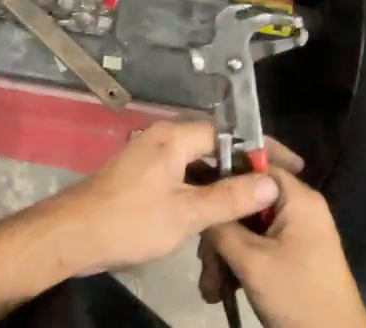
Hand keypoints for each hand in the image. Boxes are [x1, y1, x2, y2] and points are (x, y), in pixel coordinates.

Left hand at [44, 121, 280, 274]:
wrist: (75, 233)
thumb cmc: (131, 220)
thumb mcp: (186, 213)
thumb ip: (228, 198)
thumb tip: (270, 181)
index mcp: (173, 137)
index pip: (226, 132)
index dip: (259, 147)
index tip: (290, 164)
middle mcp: (163, 136)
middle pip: (212, 143)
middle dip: (243, 162)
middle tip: (276, 184)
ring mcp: (151, 154)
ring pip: (197, 159)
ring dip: (223, 177)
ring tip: (255, 199)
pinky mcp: (143, 173)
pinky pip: (183, 171)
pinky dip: (203, 185)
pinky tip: (219, 208)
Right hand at [200, 168, 365, 327]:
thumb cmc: (298, 297)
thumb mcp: (250, 260)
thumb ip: (220, 223)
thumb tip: (194, 195)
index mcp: (297, 198)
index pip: (253, 163)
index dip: (221, 172)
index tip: (194, 189)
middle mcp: (298, 208)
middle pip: (246, 201)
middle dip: (219, 231)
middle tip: (203, 262)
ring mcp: (296, 233)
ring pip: (247, 227)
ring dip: (224, 255)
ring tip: (211, 287)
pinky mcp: (292, 256)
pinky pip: (258, 246)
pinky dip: (239, 265)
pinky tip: (221, 291)